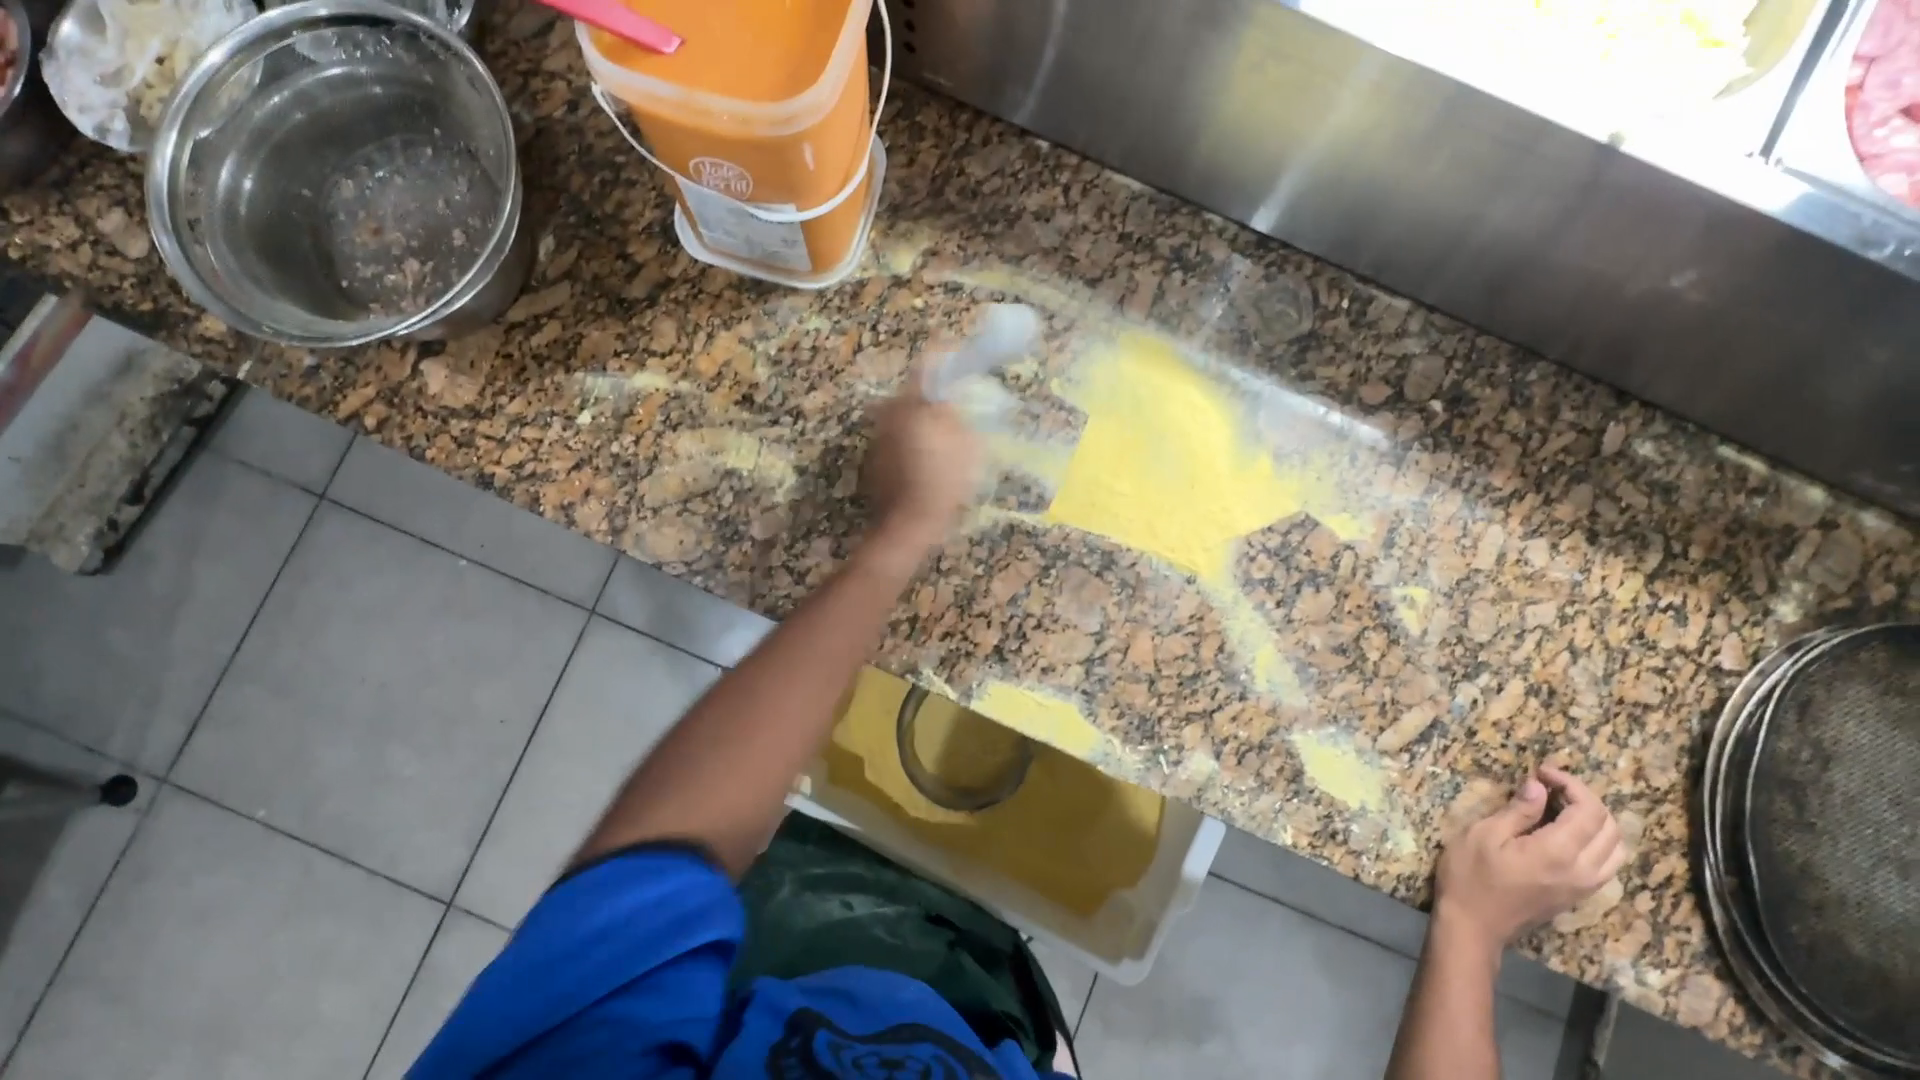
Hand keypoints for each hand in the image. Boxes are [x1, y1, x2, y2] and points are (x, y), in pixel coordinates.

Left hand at [860, 370, 982, 551]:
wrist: (910, 523)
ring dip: (921, 421)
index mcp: (910, 403)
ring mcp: (877, 438)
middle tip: (956, 407)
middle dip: (933, 397)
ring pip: (904, 418)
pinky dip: (912, 442)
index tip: (959, 361)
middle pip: (913, 394)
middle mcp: (887, 414)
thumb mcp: (967, 443)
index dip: (945, 360)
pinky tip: (928, 460)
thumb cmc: (944, 480)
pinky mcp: (874, 460)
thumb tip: (950, 398)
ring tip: (944, 438)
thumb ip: (957, 413)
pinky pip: (897, 440)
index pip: (927, 366)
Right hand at [1433, 766, 1627, 953]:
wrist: (1475, 925)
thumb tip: (1538, 787)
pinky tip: (1569, 833)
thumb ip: (1518, 811)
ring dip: (1598, 821)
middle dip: (1586, 798)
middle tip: (1553, 786)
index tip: (1542, 772)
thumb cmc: (1471, 876)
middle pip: (1610, 826)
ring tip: (1565, 807)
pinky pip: (1608, 863)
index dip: (1571, 784)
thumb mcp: (1483, 835)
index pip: (1589, 809)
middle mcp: (1583, 869)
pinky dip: (1598, 841)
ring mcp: (1586, 885)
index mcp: (1559, 851)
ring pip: (1616, 848)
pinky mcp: (1580, 894)